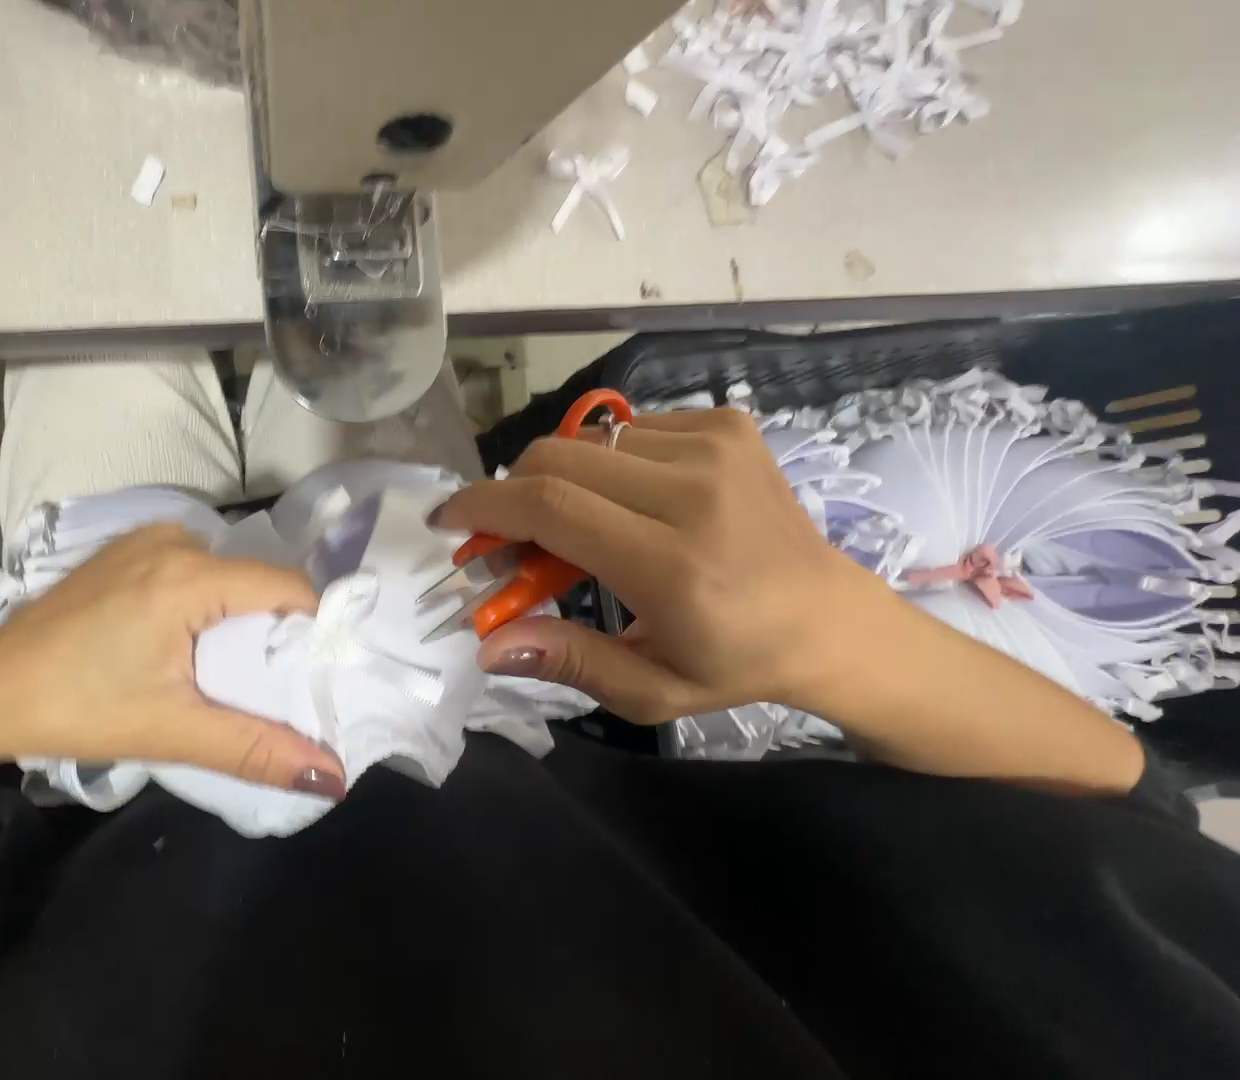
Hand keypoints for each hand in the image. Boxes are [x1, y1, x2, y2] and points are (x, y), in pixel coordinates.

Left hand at [0, 525, 346, 797]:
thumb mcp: (170, 730)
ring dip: (236, 617)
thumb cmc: (75, 709)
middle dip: (274, 630)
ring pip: (224, 574)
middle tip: (277, 684)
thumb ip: (256, 748)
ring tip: (231, 671)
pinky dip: (204, 602)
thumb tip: (333, 777)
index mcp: (188, 576)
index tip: (319, 676)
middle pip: (256, 579)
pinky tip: (187, 644)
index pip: (287, 586)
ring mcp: (142, 540)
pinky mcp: (122, 552)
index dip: (313, 630)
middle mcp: (172, 540)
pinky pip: (190, 568)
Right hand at [430, 409, 900, 722]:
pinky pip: (625, 429)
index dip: (484, 504)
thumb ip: (567, 660)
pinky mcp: (727, 424)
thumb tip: (488, 643)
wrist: (831, 619)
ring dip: (557, 480)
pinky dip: (602, 463)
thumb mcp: (647, 690)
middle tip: (507, 535)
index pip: (550, 507)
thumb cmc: (733, 662)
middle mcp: (694, 490)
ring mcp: (715, 446)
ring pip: (585, 441)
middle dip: (510, 492)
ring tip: (575, 524)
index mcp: (673, 563)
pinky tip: (627, 500)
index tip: (449, 518)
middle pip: (555, 460)